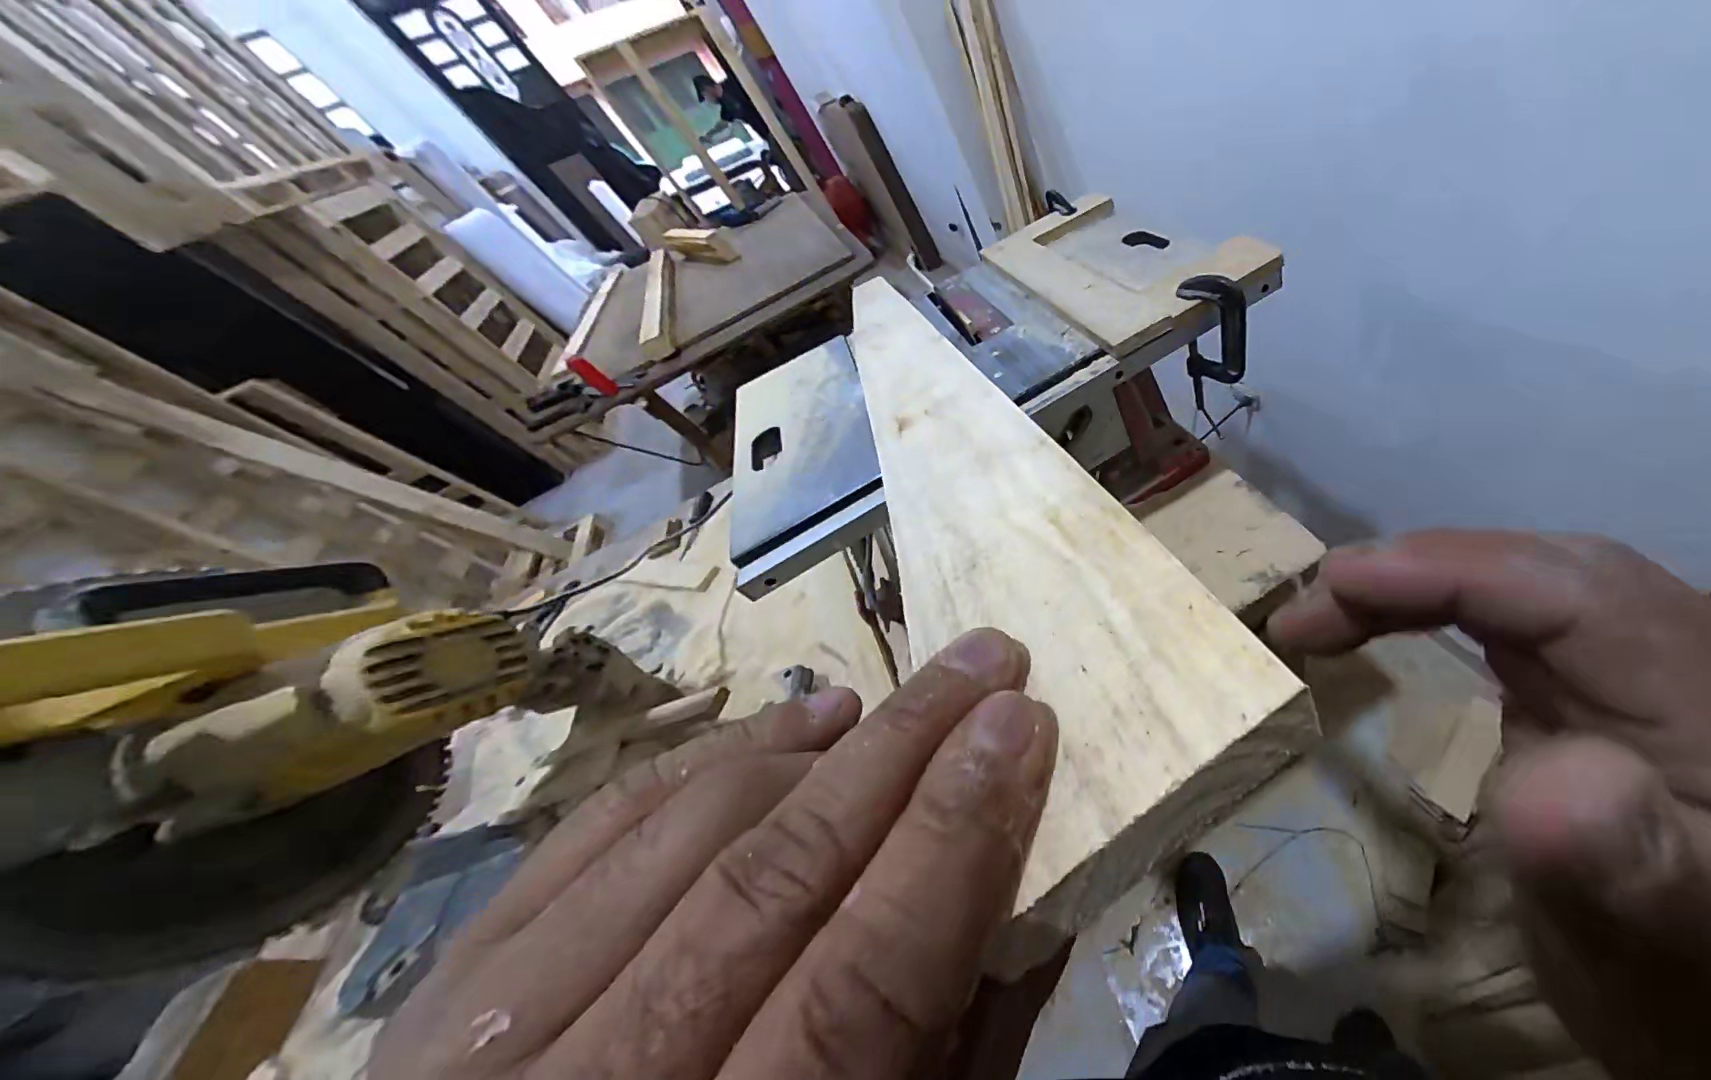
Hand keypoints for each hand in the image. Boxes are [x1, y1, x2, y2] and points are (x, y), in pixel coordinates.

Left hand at [368, 628, 1056, 1079]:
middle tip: (982, 660)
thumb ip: (940, 1049)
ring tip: (887, 698)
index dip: (952, 831)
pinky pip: (602, 825)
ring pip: (692, 832)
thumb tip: (1007, 881)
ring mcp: (489, 1040)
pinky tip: (793, 722)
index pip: (865, 973)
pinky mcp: (451, 984)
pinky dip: (710, 757)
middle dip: (903, 747)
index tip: (1017, 718)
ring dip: (811, 746)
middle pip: (781, 872)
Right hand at [1267, 530, 1710, 1076]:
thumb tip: (1553, 769)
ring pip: (1543, 581)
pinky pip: (1539, 612)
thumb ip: (1635, 898)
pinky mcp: (1650, 685)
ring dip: (1419, 587)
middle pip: (1559, 573)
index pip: (1592, 601)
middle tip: (1306, 617)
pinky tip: (1396, 625)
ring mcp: (1697, 674)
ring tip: (1326, 620)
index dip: (1451, 572)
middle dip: (1415, 575)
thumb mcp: (1698, 1018)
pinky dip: (1446, 605)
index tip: (1335, 585)